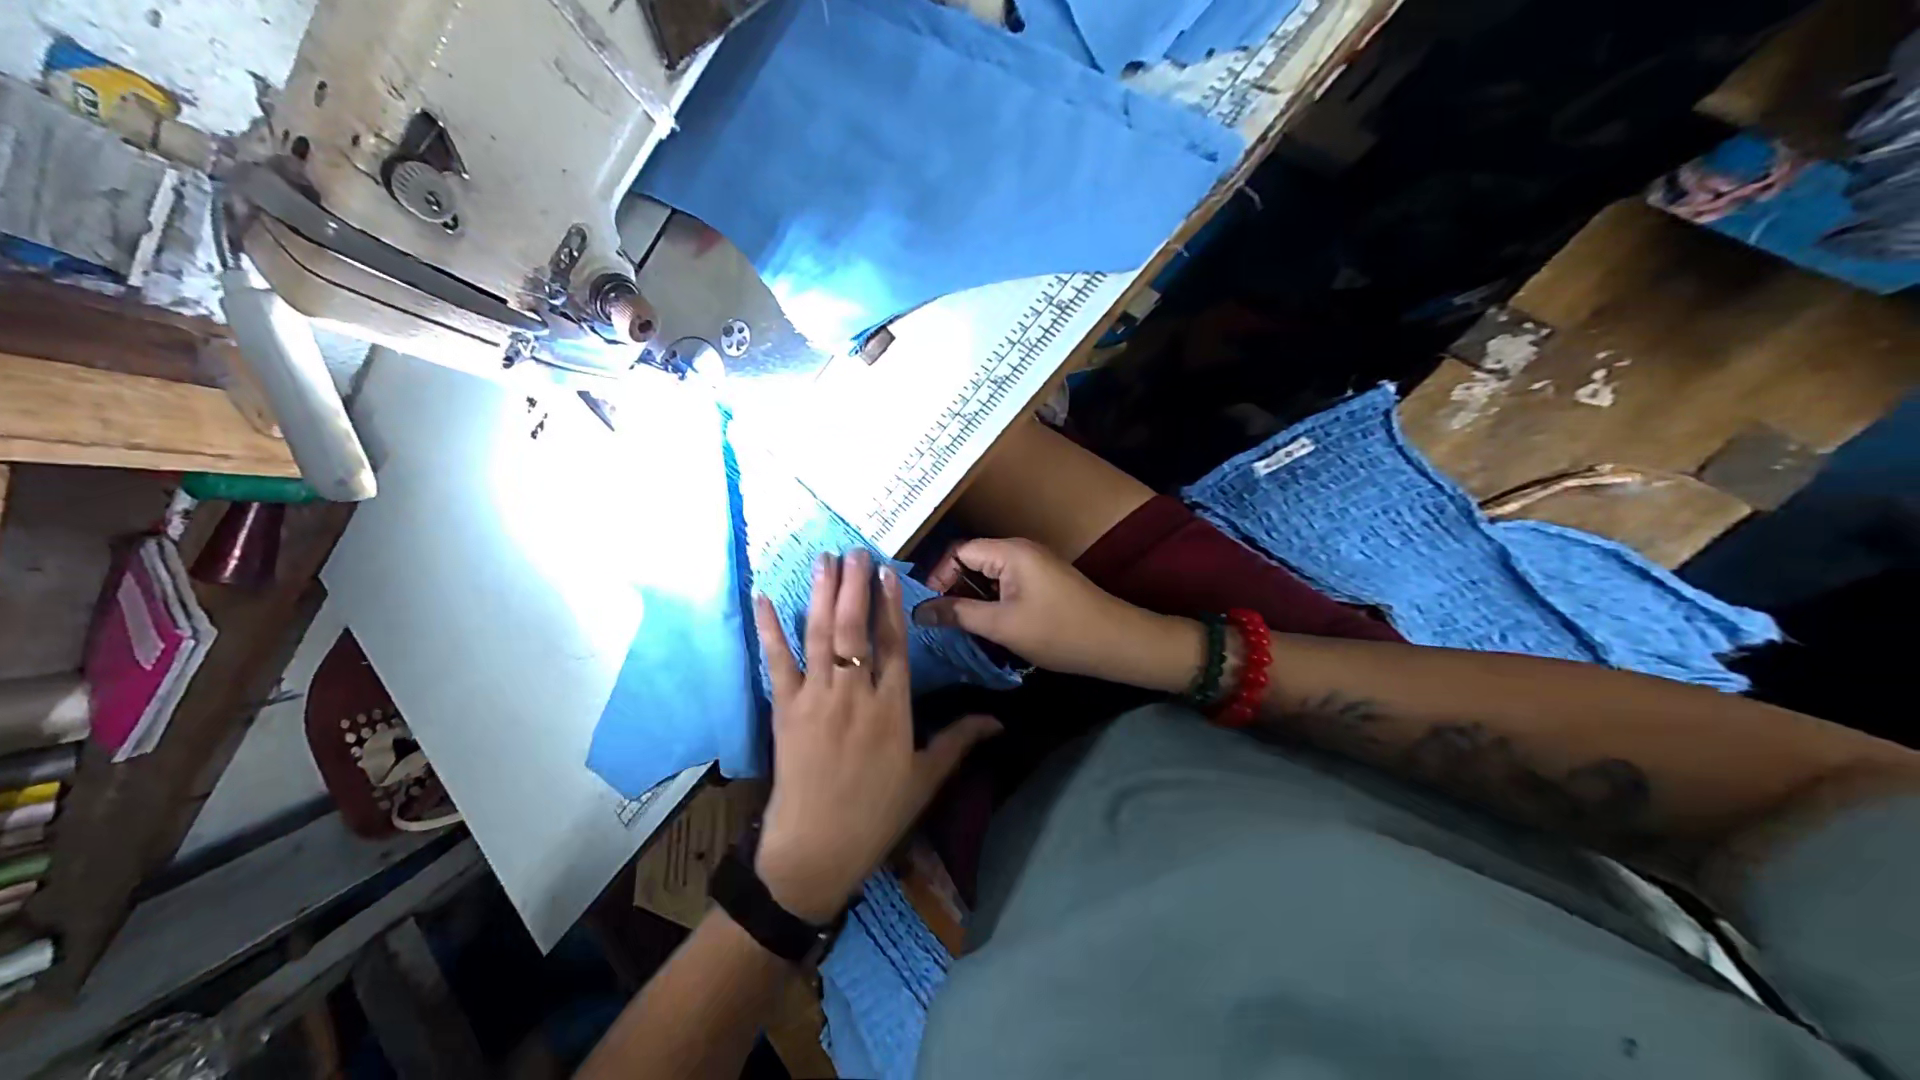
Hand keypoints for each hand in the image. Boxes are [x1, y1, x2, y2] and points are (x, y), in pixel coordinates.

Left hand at [751, 550, 1001, 923]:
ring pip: (819, 635)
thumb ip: (960, 741)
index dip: (889, 605)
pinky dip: (768, 630)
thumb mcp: (926, 779)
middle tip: (854, 551)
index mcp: (892, 708)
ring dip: (820, 594)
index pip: (894, 644)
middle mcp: (854, 693)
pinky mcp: (784, 709)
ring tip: (823, 560)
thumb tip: (999, 721)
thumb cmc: (876, 814)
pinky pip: (775, 662)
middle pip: (854, 628)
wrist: (816, 849)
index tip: (886, 572)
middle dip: (854, 586)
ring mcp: (816, 698)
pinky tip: (761, 599)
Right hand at [916, 538, 1204, 694]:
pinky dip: (991, 600)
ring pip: (988, 574)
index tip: (929, 609)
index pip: (958, 551)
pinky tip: (987, 625)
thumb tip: (918, 611)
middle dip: (952, 588)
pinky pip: (1005, 583)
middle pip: (972, 559)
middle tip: (940, 621)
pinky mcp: (1043, 580)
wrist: (1117, 642)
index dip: (938, 577)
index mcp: (1010, 552)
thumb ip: (958, 614)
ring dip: (972, 597)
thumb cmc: (1058, 632)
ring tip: (960, 626)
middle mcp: (1020, 549)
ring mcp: (1034, 564)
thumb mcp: (1002, 626)